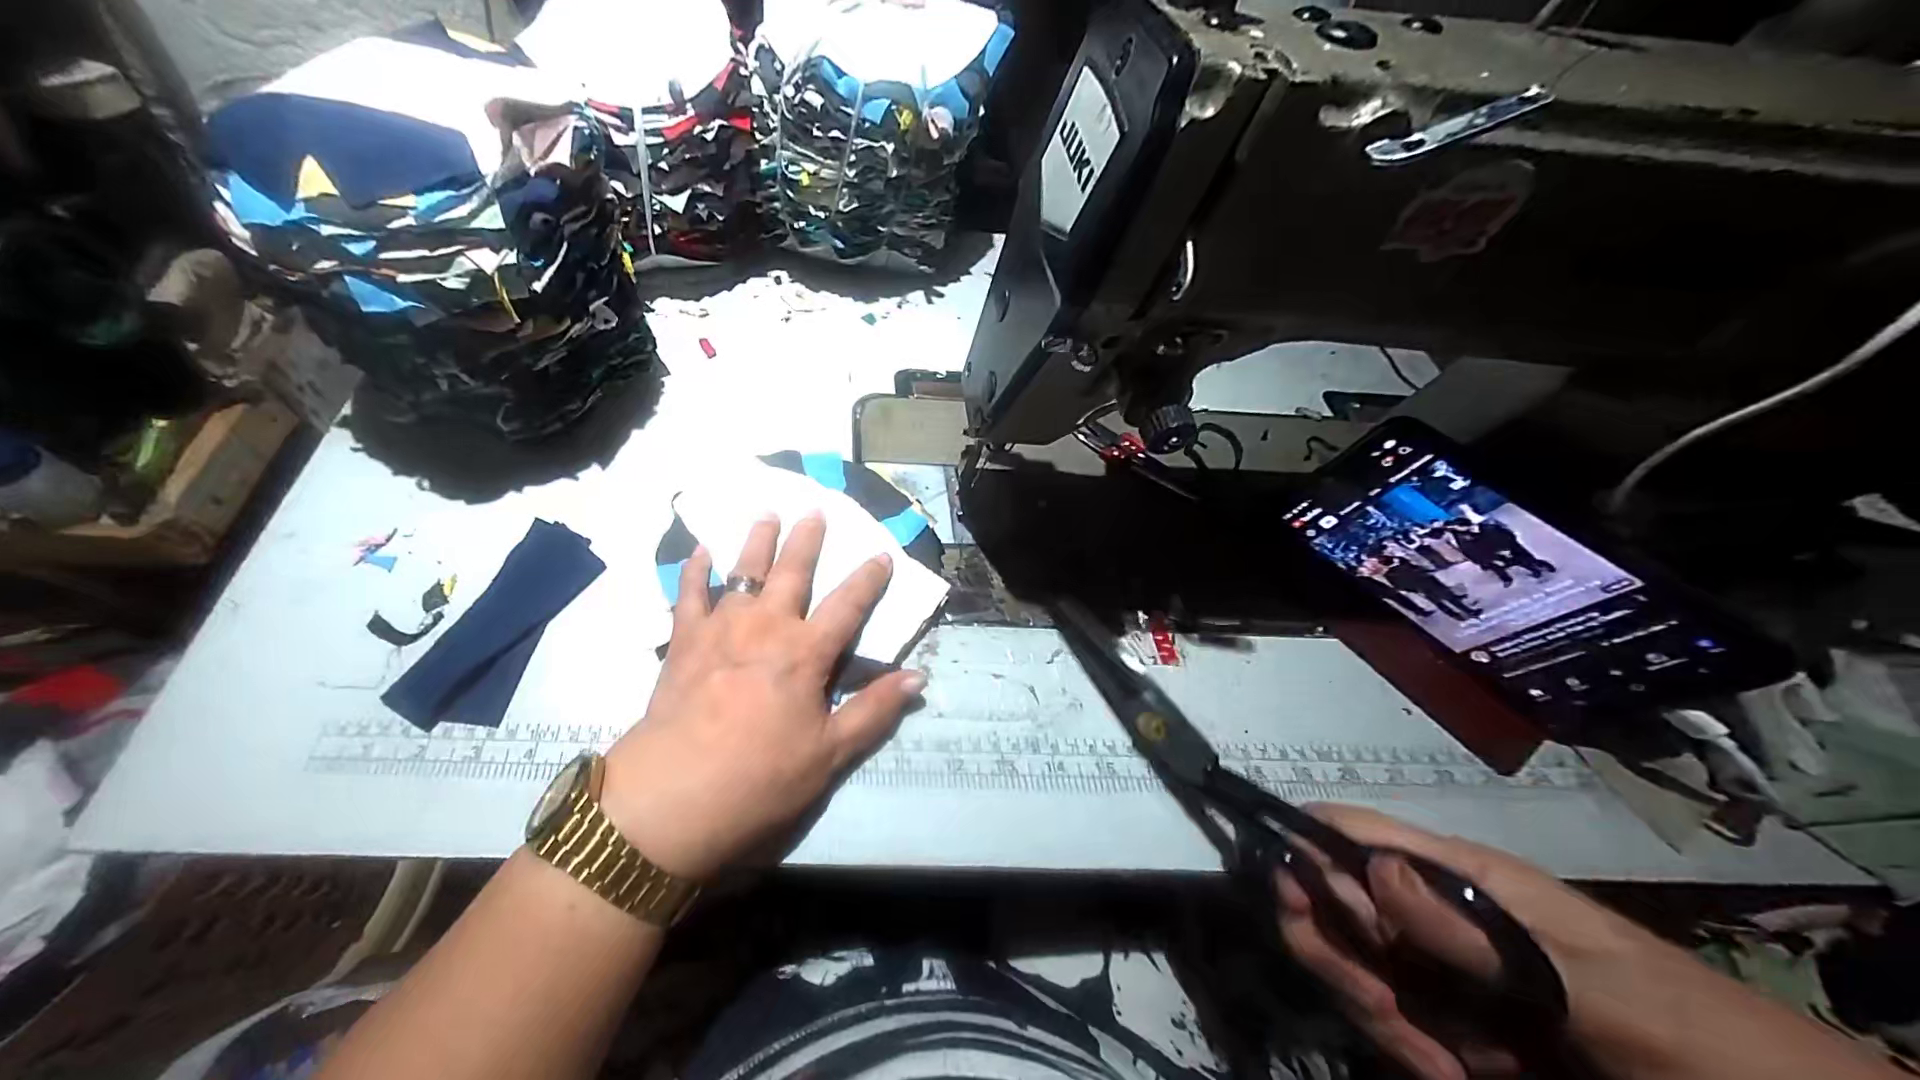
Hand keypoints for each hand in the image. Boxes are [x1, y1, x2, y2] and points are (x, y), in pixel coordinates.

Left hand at [601, 512, 923, 881]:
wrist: (671, 796)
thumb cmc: (760, 778)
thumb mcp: (829, 754)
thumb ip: (874, 711)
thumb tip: (918, 677)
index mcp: (805, 653)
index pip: (847, 606)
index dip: (868, 580)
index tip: (882, 554)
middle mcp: (765, 628)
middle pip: (791, 573)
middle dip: (807, 540)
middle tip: (816, 510)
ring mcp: (720, 630)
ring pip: (743, 573)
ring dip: (758, 541)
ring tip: (767, 514)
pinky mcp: (683, 642)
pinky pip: (690, 594)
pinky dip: (695, 569)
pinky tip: (700, 550)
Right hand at [1275, 805, 1710, 1079]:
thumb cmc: (1678, 1025)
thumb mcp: (1584, 982)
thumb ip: (1474, 931)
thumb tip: (1375, 867)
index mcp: (1465, 879)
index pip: (1362, 836)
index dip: (1313, 845)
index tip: (1286, 879)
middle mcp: (1438, 911)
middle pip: (1343, 901)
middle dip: (1331, 938)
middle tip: (1357, 985)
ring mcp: (1443, 966)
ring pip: (1360, 963)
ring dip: (1370, 1004)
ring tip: (1426, 1053)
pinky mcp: (1451, 1018)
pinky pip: (1396, 1019)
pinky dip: (1402, 1043)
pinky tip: (1441, 1067)